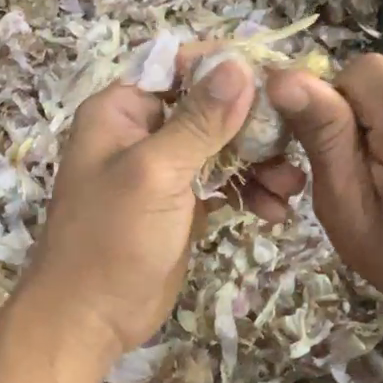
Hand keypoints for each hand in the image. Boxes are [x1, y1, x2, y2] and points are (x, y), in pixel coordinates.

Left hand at [28, 57, 264, 355]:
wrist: (89, 317)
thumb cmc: (111, 236)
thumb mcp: (155, 172)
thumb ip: (198, 120)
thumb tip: (237, 64)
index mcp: (121, 110)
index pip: (178, 66)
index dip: (226, 69)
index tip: (276, 81)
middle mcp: (142, 130)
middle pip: (209, 106)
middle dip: (253, 124)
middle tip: (294, 141)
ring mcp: (164, 169)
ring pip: (222, 146)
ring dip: (259, 162)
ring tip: (290, 185)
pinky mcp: (182, 203)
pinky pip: (223, 183)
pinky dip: (249, 191)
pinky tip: (276, 211)